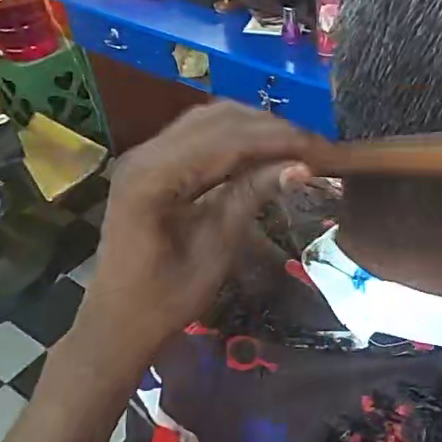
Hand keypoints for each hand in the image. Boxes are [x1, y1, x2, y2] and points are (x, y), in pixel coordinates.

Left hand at [76, 103, 323, 359]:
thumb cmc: (165, 300)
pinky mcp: (150, 165)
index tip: (324, 150)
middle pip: (218, 119)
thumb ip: (249, 198)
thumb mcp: (214, 252)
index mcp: (153, 177)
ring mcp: (143, 156)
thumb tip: (301, 166)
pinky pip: (197, 136)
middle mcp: (144, 154)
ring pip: (209, 120)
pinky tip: (263, 152)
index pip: (227, 140)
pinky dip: (235, 138)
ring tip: (297, 148)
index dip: (279, 140)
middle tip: (317, 149)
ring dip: (255, 129)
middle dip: (272, 129)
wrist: (118, 321)